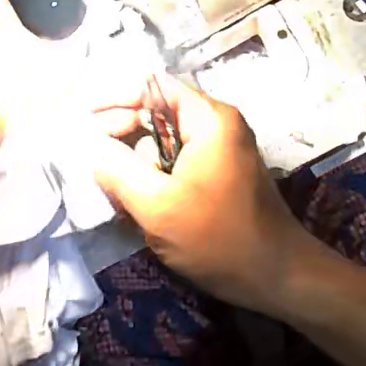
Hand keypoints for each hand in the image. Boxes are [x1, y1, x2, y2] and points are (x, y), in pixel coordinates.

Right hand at [88, 76, 333, 314]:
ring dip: (138, 158)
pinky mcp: (222, 172)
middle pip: (160, 112)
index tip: (89, 125)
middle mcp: (219, 124)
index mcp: (210, 119)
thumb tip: (93, 148)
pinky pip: (180, 160)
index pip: (155, 87)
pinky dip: (155, 173)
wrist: (277, 277)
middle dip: (125, 133)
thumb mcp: (157, 206)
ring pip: (166, 140)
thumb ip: (118, 171)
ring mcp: (223, 149)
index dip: (117, 100)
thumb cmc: (218, 239)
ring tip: (114, 184)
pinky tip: (138, 198)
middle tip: (99, 161)